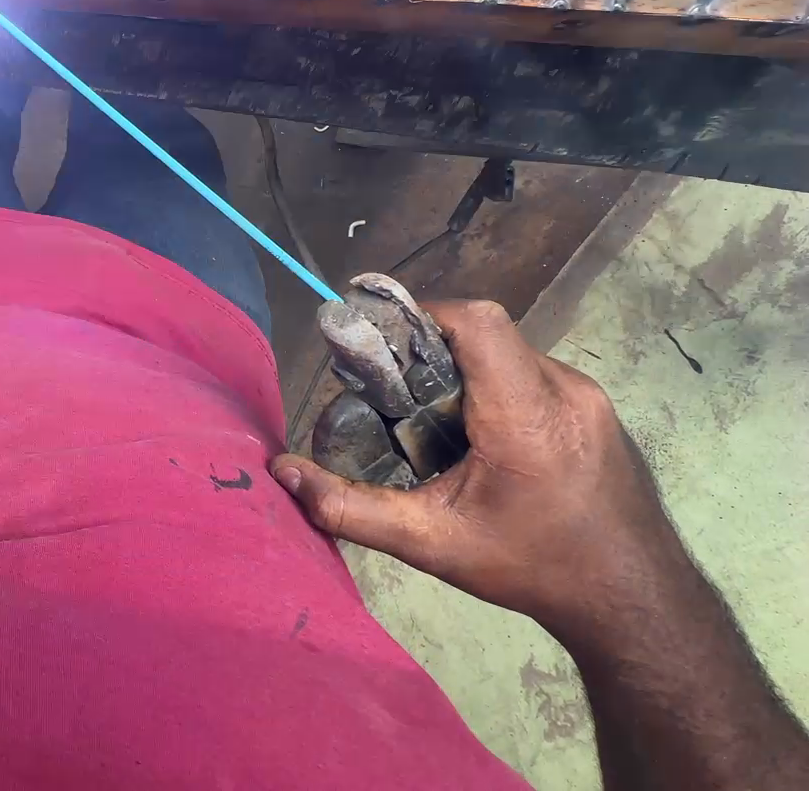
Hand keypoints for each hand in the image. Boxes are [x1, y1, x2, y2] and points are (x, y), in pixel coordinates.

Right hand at [270, 300, 691, 641]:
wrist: (640, 606)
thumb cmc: (534, 568)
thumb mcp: (430, 543)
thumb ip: (349, 508)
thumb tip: (281, 472)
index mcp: (527, 417)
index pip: (478, 323)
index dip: (421, 314)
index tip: (378, 340)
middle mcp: (565, 393)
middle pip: (481, 334)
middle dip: (424, 349)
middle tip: (387, 390)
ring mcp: (586, 398)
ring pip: (501, 351)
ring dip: (453, 367)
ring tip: (422, 414)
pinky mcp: (592, 409)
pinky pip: (524, 369)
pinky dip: (483, 382)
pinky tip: (466, 430)